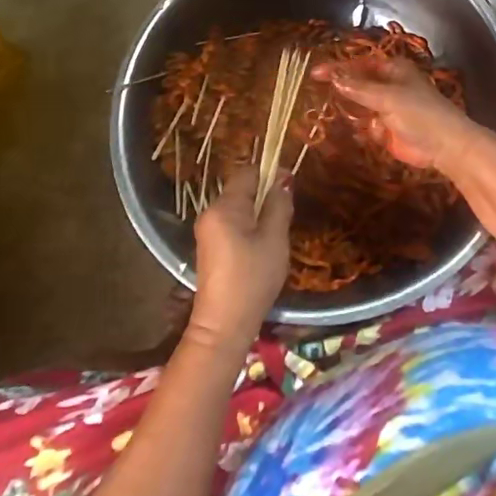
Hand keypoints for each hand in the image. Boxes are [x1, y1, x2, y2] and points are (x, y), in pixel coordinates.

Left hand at [188, 166, 291, 346]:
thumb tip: (283, 177)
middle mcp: (210, 212)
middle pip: (240, 189)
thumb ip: (279, 205)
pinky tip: (260, 249)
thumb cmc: (253, 278)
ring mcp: (206, 229)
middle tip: (285, 217)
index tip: (289, 188)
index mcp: (224, 206)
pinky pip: (230, 224)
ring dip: (257, 214)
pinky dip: (247, 228)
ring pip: (236, 208)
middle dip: (264, 197)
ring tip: (275, 236)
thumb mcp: (274, 240)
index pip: (247, 172)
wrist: (223, 323)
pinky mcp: (208, 246)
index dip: (269, 174)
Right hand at [314, 57, 477, 169]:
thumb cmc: (421, 114)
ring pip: (357, 103)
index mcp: (392, 70)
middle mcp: (387, 85)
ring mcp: (386, 107)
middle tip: (316, 91)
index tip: (315, 74)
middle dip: (339, 87)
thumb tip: (334, 78)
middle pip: (356, 82)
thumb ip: (359, 88)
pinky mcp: (385, 128)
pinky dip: (355, 125)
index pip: (358, 64)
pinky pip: (363, 123)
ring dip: (346, 108)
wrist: (446, 147)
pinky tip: (347, 127)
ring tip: (326, 110)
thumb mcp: (387, 97)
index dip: (337, 68)